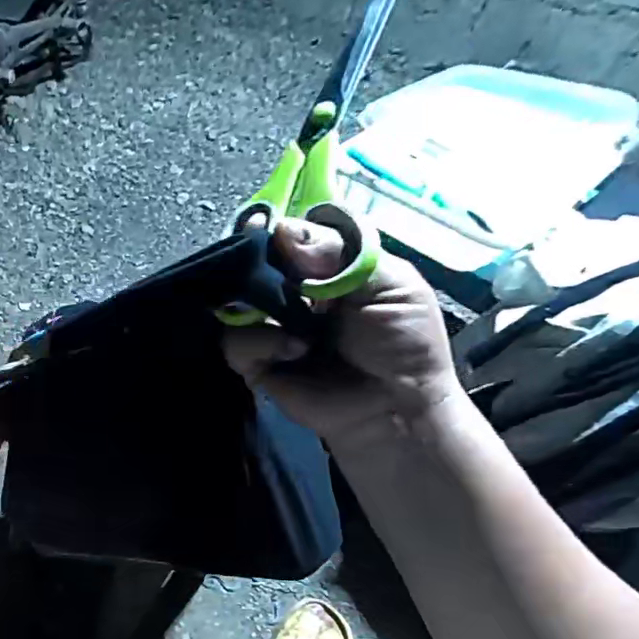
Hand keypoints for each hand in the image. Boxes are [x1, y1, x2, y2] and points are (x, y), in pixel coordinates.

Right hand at [222, 205, 458, 445]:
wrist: (394, 408)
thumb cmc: (403, 344)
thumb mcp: (391, 285)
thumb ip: (340, 254)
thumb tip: (280, 230)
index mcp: (325, 267)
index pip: (288, 236)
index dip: (275, 232)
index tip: (263, 229)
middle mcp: (290, 291)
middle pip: (252, 264)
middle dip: (259, 268)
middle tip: (277, 278)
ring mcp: (268, 325)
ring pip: (235, 301)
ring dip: (262, 309)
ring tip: (297, 328)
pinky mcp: (253, 360)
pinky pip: (235, 341)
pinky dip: (260, 343)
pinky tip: (293, 351)